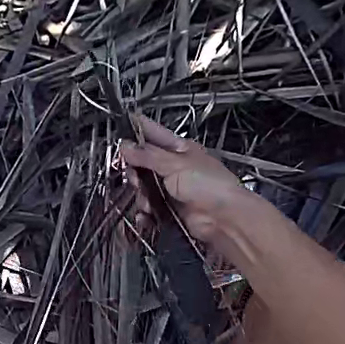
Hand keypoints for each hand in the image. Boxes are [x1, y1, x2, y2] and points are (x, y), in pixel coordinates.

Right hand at [119, 115, 265, 253]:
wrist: (223, 218)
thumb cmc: (212, 186)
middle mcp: (174, 167)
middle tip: (134, 177)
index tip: (121, 126)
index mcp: (179, 149)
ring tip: (146, 200)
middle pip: (143, 164)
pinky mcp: (170, 209)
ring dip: (140, 195)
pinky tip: (147, 214)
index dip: (136, 129)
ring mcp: (172, 189)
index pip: (153, 133)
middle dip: (134, 172)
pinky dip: (144, 213)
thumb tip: (126, 145)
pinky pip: (148, 208)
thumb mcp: (175, 164)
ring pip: (143, 188)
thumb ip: (148, 155)